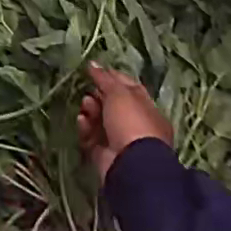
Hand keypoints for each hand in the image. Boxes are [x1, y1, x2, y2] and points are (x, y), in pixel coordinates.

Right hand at [77, 64, 172, 182]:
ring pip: (99, 119)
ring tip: (86, 106)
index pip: (129, 88)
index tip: (94, 70)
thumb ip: (105, 78)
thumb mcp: (119, 93)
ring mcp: (119, 141)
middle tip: (89, 91)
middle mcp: (135, 126)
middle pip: (112, 104)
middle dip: (98, 95)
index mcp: (147, 110)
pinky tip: (82, 121)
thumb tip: (92, 64)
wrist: (130, 167)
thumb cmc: (131, 123)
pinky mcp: (104, 155)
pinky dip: (85, 127)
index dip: (112, 77)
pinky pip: (91, 137)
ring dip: (90, 109)